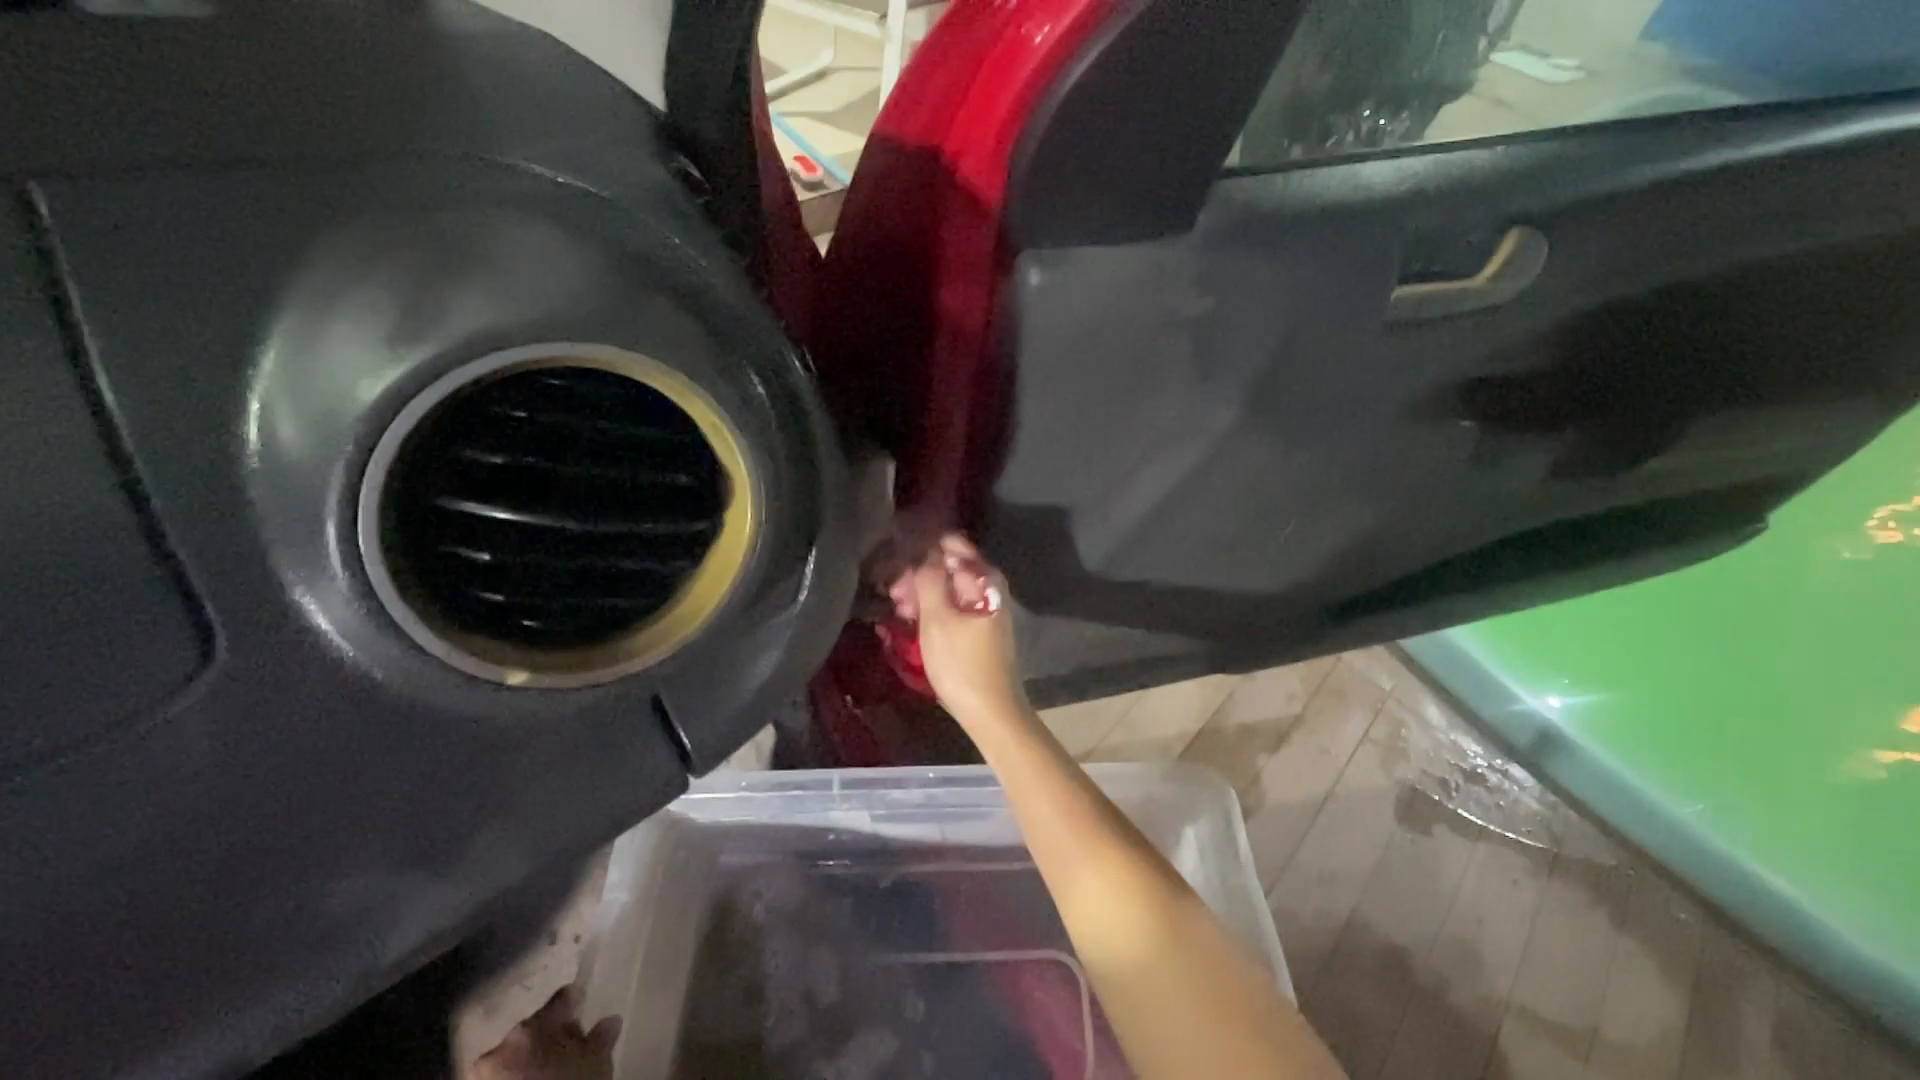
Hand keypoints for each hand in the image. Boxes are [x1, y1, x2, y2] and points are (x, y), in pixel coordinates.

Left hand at [472, 986, 619, 1079]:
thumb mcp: (595, 1066)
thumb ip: (600, 1040)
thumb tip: (610, 1022)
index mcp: (531, 1030)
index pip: (557, 1003)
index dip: (572, 999)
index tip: (580, 995)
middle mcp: (502, 1046)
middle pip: (532, 1030)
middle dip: (550, 1035)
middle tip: (570, 1043)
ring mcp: (483, 1075)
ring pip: (515, 1055)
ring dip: (533, 1057)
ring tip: (552, 1067)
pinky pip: (504, 1076)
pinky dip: (520, 1076)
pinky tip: (536, 1079)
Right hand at [891, 533, 1028, 725]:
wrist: (990, 712)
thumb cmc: (961, 664)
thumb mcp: (938, 620)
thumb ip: (929, 580)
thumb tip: (924, 551)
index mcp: (985, 579)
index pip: (952, 544)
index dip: (923, 547)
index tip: (896, 556)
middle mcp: (990, 588)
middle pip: (950, 566)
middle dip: (919, 573)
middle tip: (892, 590)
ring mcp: (985, 609)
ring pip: (949, 588)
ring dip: (922, 593)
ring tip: (898, 608)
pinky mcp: (979, 629)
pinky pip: (952, 607)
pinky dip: (933, 609)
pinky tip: (912, 620)